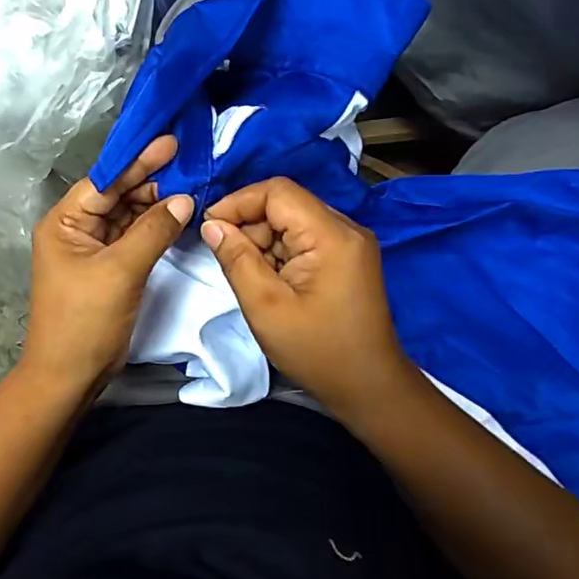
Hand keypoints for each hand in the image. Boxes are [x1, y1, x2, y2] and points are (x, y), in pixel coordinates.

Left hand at [24, 135, 193, 386]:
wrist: (69, 375)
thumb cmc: (85, 320)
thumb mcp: (120, 271)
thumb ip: (153, 230)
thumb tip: (184, 198)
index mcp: (64, 222)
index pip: (104, 181)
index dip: (137, 161)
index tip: (171, 143)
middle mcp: (75, 230)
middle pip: (116, 195)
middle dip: (150, 181)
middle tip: (190, 165)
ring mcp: (91, 250)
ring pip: (127, 217)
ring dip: (155, 204)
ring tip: (191, 185)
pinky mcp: (107, 268)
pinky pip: (132, 238)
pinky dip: (154, 228)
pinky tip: (178, 215)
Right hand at [201, 177, 412, 415]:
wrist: (368, 387)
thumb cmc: (316, 350)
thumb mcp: (265, 306)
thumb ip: (236, 259)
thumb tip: (212, 225)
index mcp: (331, 235)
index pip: (278, 191)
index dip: (238, 202)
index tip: (210, 228)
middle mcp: (345, 229)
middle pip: (285, 204)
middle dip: (249, 225)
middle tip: (226, 258)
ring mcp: (349, 244)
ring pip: (292, 222)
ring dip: (262, 241)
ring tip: (249, 276)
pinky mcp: (346, 259)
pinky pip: (303, 240)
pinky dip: (279, 253)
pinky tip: (269, 281)